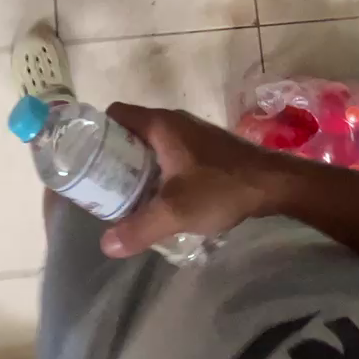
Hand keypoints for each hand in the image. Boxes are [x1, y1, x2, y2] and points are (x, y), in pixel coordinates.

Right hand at [100, 103, 290, 257]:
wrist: (274, 183)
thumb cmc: (221, 187)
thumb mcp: (175, 211)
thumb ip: (139, 228)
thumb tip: (106, 244)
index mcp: (160, 125)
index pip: (116, 114)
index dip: (96, 131)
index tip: (84, 157)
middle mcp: (173, 121)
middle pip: (131, 129)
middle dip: (113, 154)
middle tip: (101, 184)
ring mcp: (191, 132)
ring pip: (151, 142)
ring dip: (137, 163)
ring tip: (125, 193)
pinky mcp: (205, 146)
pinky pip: (169, 150)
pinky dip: (157, 167)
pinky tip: (159, 194)